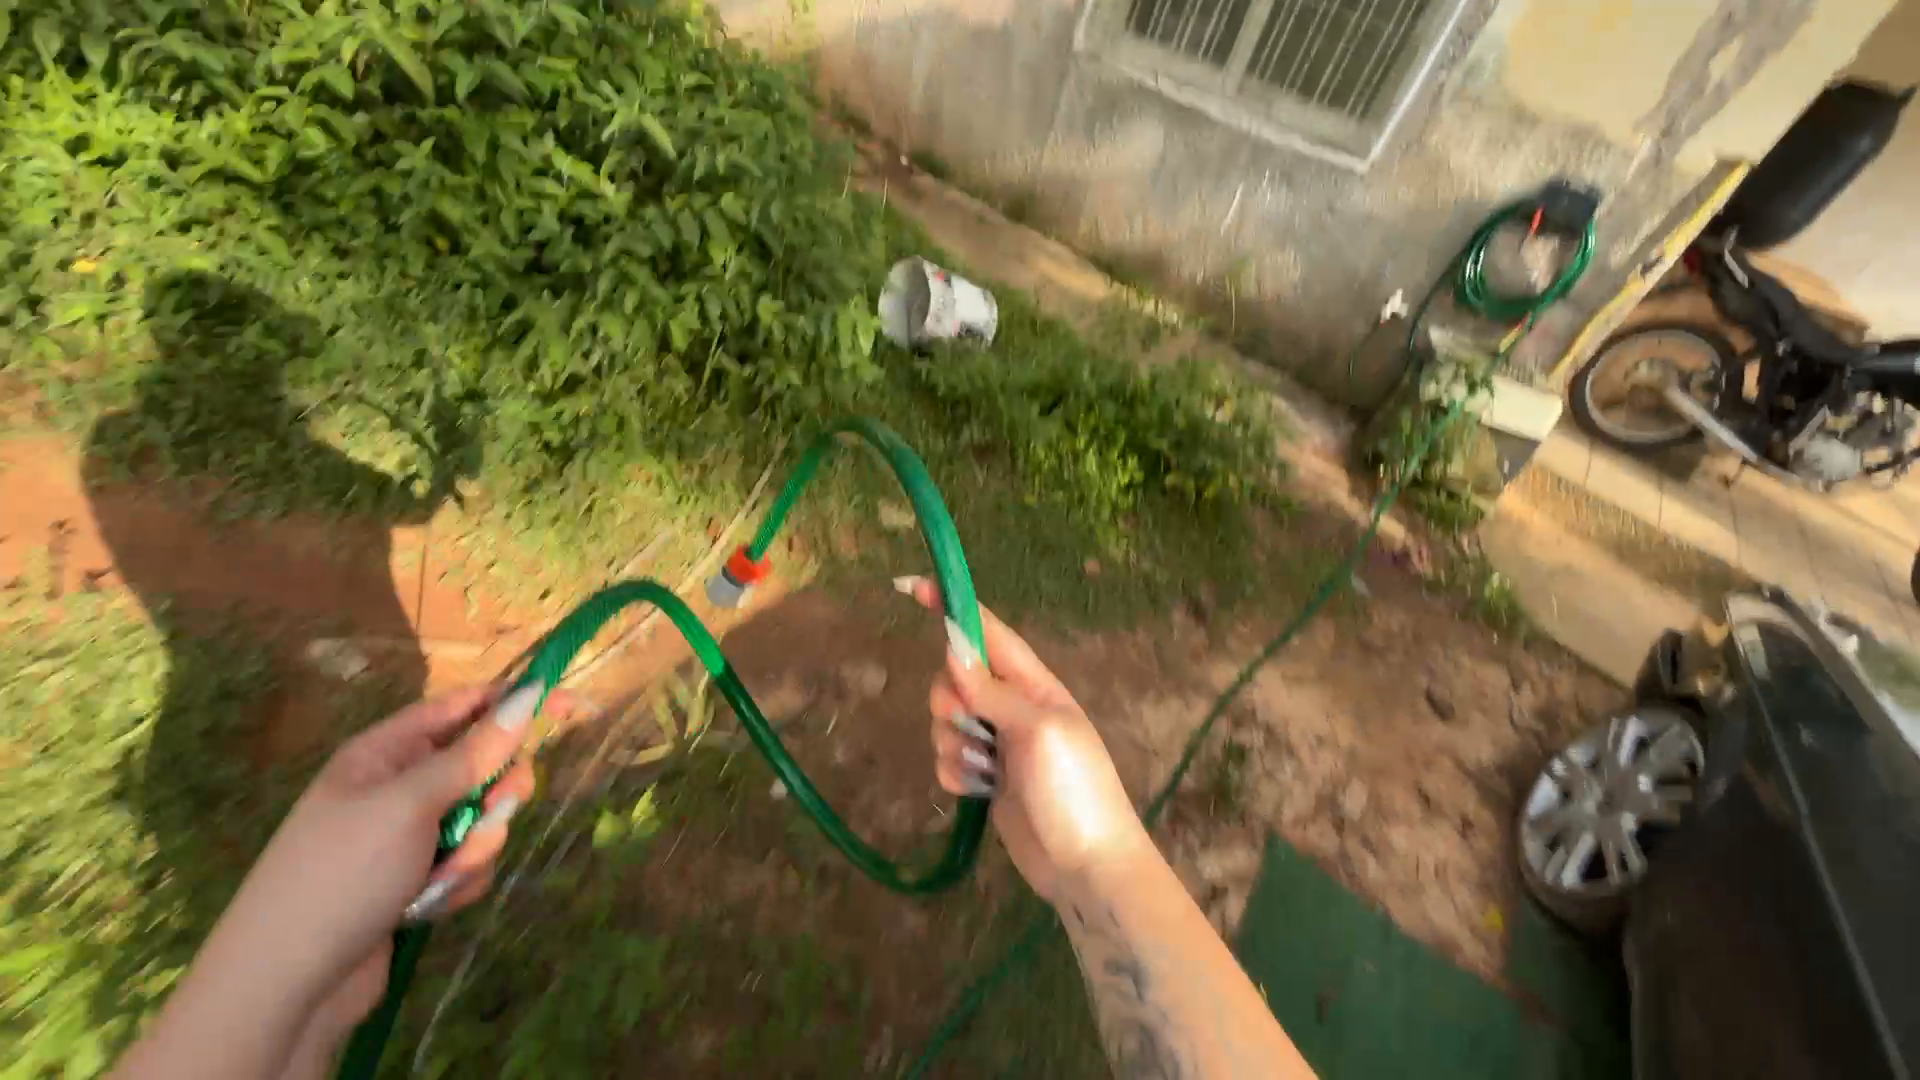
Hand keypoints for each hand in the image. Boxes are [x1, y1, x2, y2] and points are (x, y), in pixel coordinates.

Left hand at [217, 683, 554, 1019]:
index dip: (517, 702)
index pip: (467, 706)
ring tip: (440, 877)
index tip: (569, 706)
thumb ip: (473, 753)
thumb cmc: (341, 876)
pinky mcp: (420, 875)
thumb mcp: (409, 804)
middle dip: (497, 794)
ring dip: (477, 847)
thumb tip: (526, 697)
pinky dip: (461, 879)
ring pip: (485, 816)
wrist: (284, 988)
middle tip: (490, 815)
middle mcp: (401, 785)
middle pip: (486, 764)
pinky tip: (427, 904)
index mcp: (388, 752)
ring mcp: (410, 833)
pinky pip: (472, 859)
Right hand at [898, 577, 1149, 901]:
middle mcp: (1012, 706)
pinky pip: (947, 759)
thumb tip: (953, 641)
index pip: (986, 633)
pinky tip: (979, 792)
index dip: (951, 607)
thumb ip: (991, 688)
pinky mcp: (984, 778)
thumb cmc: (1074, 789)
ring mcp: (997, 744)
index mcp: (1033, 684)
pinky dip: (954, 772)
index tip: (912, 586)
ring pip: (945, 720)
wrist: (1087, 868)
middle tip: (972, 727)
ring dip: (953, 744)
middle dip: (950, 700)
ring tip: (985, 770)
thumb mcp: (1036, 730)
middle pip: (954, 678)